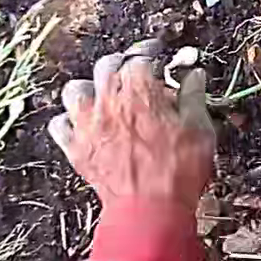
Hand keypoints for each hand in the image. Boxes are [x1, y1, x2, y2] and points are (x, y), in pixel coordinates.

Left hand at [48, 43, 214, 211]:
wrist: (149, 209)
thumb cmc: (179, 168)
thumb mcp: (200, 128)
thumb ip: (193, 96)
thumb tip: (194, 75)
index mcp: (142, 92)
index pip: (140, 56)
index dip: (151, 50)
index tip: (159, 52)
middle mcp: (109, 102)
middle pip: (106, 66)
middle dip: (123, 63)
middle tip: (136, 70)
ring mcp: (87, 125)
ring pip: (76, 89)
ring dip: (92, 87)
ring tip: (107, 95)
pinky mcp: (76, 148)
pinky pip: (60, 124)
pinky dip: (71, 119)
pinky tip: (87, 123)